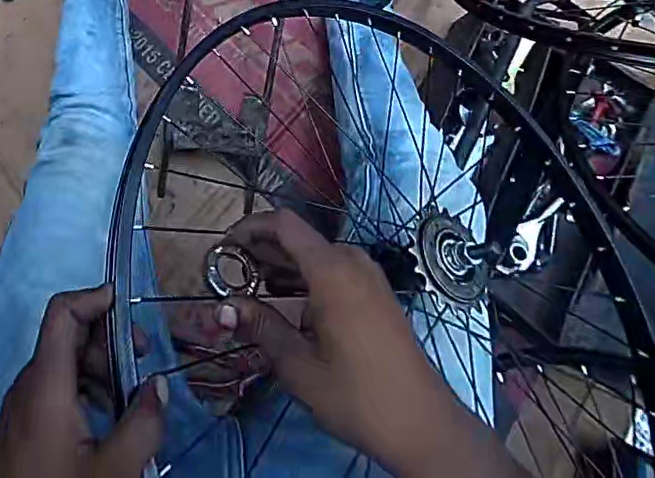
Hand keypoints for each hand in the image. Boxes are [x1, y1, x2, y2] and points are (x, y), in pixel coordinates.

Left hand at [0, 284, 166, 477]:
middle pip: (66, 336)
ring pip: (62, 364)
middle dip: (107, 338)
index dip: (94, 297)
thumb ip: (142, 424)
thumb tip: (158, 385)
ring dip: (98, 367)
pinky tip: (106, 418)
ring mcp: (20, 405)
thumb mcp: (114, 471)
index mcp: (46, 381)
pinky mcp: (21, 426)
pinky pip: (53, 388)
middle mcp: (28, 383)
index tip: (127, 304)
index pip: (63, 311)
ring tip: (130, 395)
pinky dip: (83, 389)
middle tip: (143, 357)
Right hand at [215, 211, 520, 477]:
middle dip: (262, 249)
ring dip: (284, 264)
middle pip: (298, 237)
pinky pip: (333, 268)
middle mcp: (351, 261)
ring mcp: (369, 276)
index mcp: (332, 269)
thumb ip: (260, 327)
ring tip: (257, 288)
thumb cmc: (360, 397)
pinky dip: (306, 276)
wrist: (430, 431)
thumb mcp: (299, 367)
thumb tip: (224, 307)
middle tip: (235, 272)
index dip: (249, 227)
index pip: (282, 223)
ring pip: (315, 253)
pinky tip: (291, 303)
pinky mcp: (377, 293)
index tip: (226, 248)